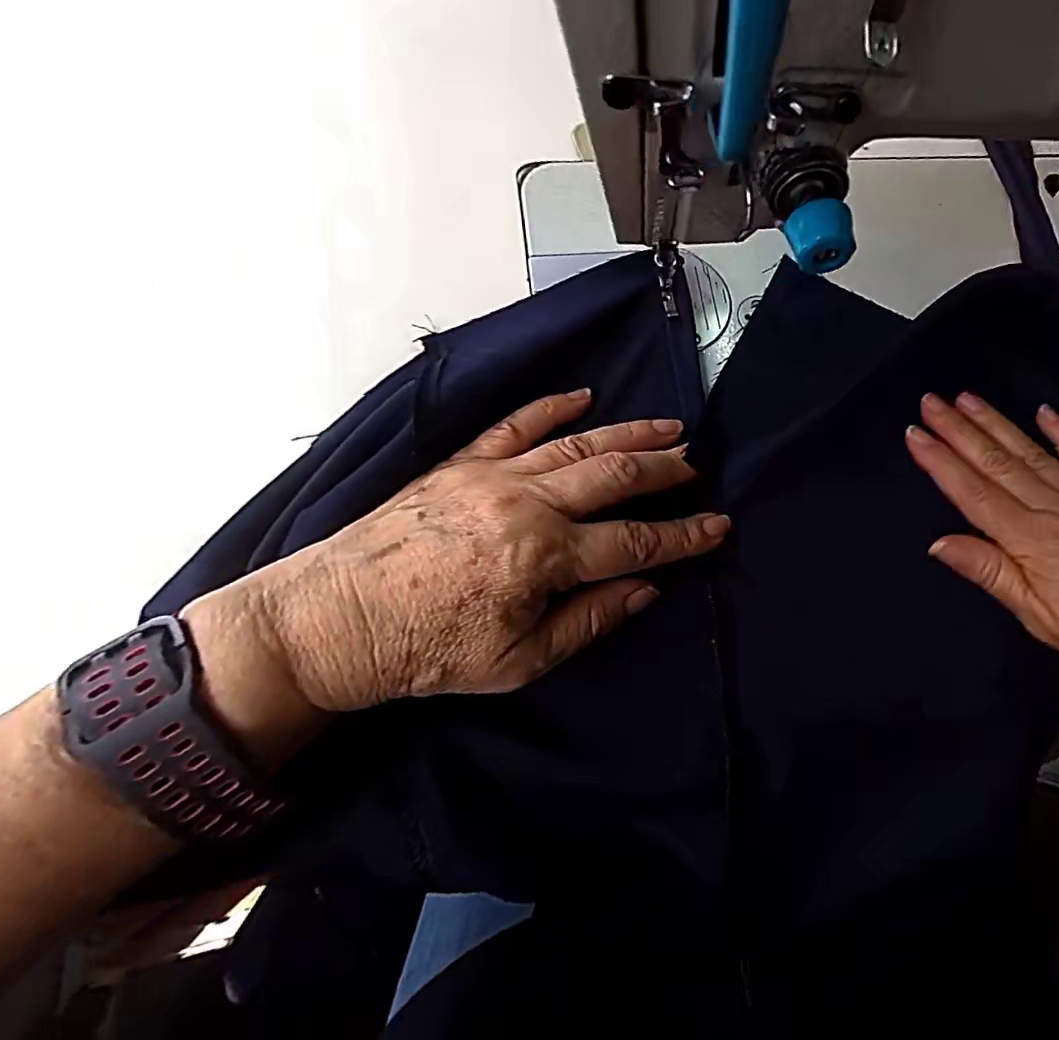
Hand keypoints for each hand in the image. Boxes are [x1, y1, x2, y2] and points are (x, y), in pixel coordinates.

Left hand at [186, 389, 729, 750]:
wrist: (341, 618)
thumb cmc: (427, 651)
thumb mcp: (517, 662)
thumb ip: (587, 621)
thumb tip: (644, 588)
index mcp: (543, 558)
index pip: (635, 542)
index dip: (683, 536)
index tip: (717, 525)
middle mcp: (525, 504)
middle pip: (613, 476)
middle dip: (663, 471)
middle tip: (696, 466)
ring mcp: (491, 475)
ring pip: (576, 443)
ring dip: (627, 433)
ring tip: (666, 428)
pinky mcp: (461, 463)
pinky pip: (515, 424)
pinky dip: (552, 408)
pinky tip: (582, 397)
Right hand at [904, 392, 1058, 734]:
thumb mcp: (1039, 618)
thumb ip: (989, 572)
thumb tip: (942, 545)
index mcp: (1034, 541)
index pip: (973, 492)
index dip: (939, 460)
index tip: (916, 436)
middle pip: (996, 462)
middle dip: (959, 429)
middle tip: (932, 403)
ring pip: (1031, 452)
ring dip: (996, 423)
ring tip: (969, 401)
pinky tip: (1046, 414)